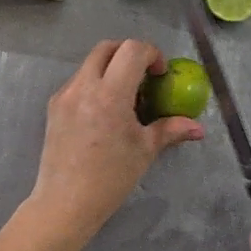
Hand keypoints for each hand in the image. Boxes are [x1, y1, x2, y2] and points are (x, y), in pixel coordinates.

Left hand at [28, 39, 204, 235]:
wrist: (66, 202)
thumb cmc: (110, 178)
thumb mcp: (145, 151)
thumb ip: (171, 130)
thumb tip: (198, 128)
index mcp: (109, 95)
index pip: (132, 50)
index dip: (151, 54)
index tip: (160, 74)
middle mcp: (83, 88)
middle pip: (107, 48)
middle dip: (129, 53)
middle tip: (143, 76)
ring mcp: (64, 96)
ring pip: (89, 65)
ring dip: (110, 69)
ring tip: (124, 98)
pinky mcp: (53, 107)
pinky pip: (76, 83)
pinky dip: (94, 85)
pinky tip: (103, 113)